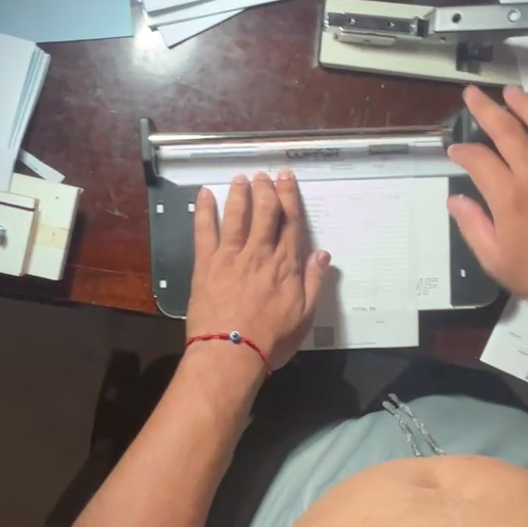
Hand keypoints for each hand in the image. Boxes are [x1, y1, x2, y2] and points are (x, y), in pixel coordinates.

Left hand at [188, 171, 330, 371]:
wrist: (231, 352)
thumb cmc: (271, 340)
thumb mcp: (305, 316)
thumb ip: (314, 282)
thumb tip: (323, 254)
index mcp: (285, 265)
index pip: (291, 222)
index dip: (289, 197)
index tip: (286, 179)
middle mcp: (260, 252)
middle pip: (265, 212)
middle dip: (266, 189)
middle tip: (265, 174)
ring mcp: (231, 255)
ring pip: (237, 214)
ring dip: (239, 193)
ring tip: (241, 178)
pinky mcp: (206, 263)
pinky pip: (205, 230)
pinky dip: (204, 210)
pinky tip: (204, 194)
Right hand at [447, 85, 527, 312]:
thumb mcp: (494, 259)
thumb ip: (472, 225)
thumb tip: (455, 199)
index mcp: (511, 197)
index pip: (479, 159)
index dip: (462, 151)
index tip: (454, 150)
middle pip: (509, 129)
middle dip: (487, 109)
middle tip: (473, 94)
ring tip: (513, 92)